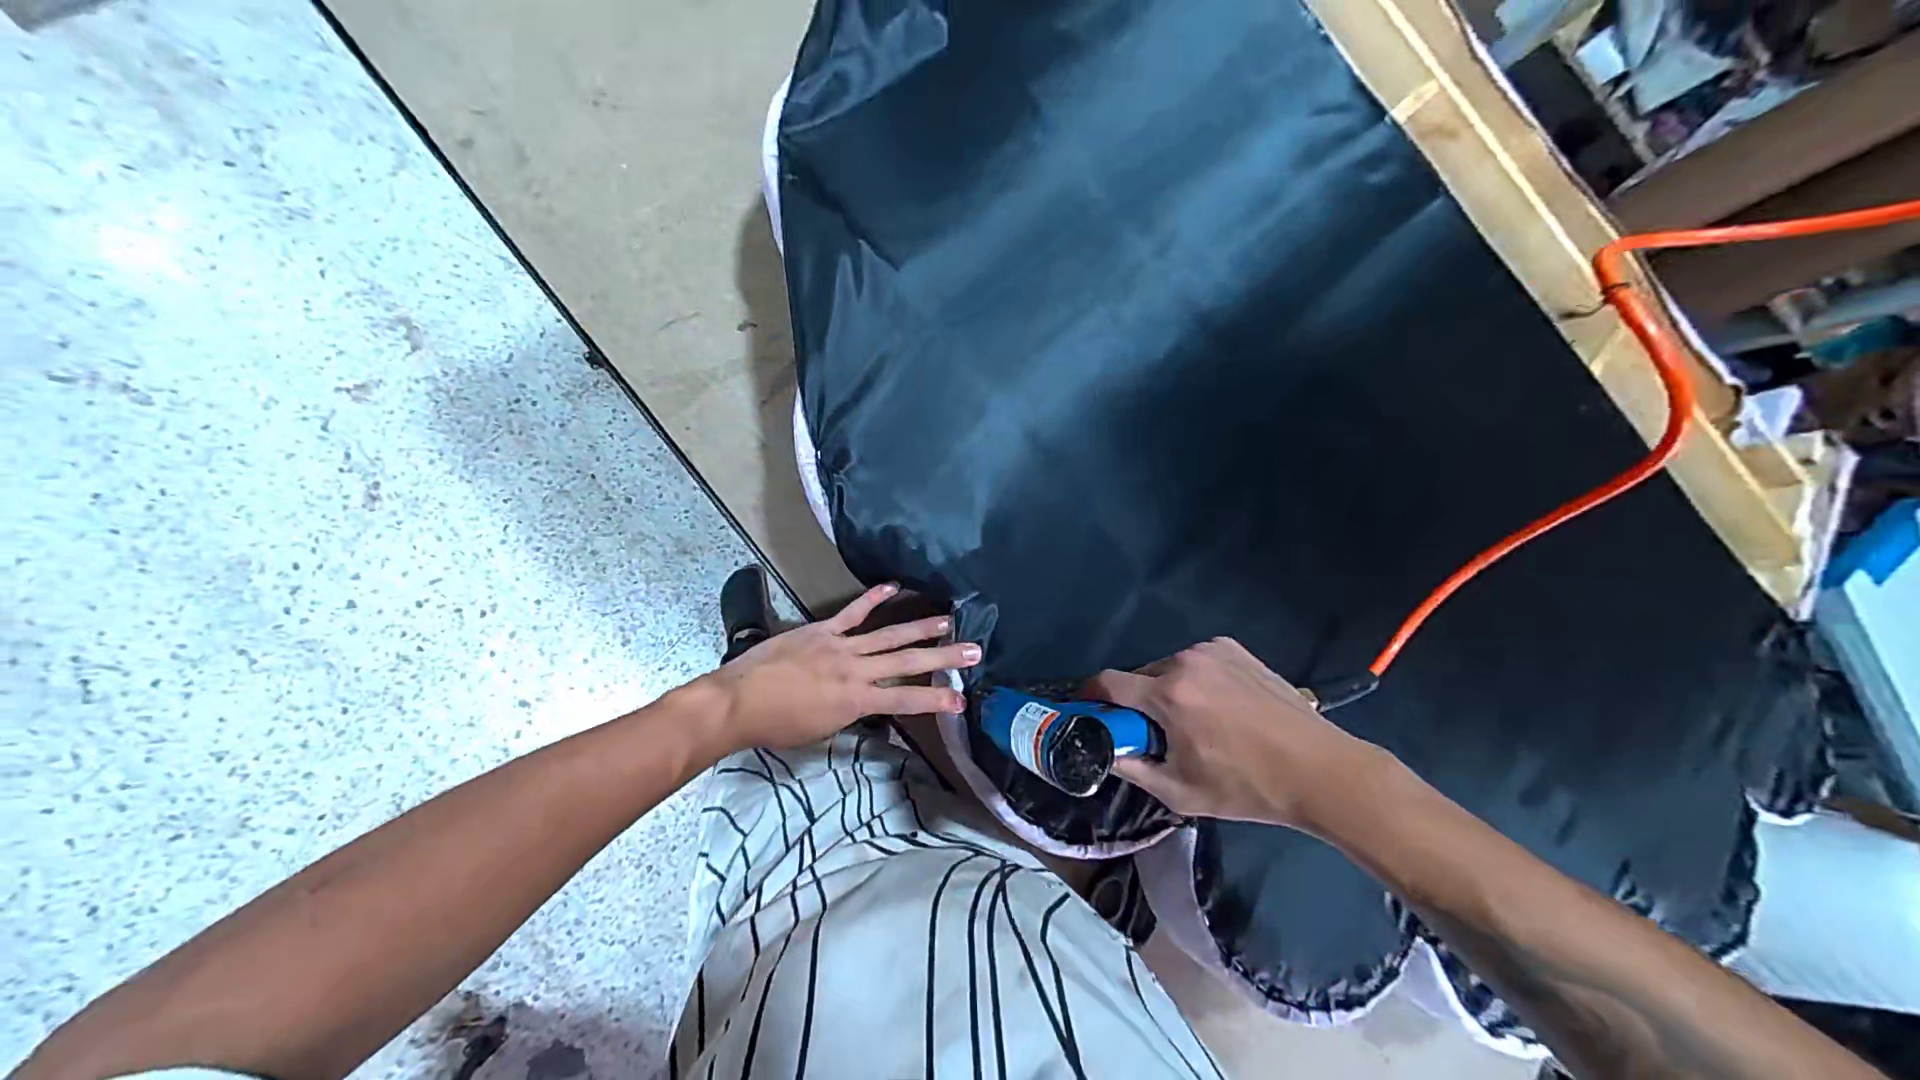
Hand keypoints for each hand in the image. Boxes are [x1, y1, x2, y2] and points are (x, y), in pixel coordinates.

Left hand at [686, 583, 979, 754]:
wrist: (738, 701)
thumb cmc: (777, 725)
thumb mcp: (822, 731)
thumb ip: (850, 715)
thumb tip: (869, 707)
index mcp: (855, 701)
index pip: (905, 701)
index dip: (935, 701)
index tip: (961, 700)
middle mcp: (855, 670)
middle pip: (907, 662)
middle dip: (943, 657)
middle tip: (973, 650)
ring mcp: (840, 646)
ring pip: (888, 635)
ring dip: (920, 626)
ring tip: (948, 619)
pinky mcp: (822, 630)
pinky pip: (852, 612)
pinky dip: (873, 598)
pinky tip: (894, 587)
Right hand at [1088, 637, 1381, 828]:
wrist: (1320, 770)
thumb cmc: (1247, 786)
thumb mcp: (1180, 791)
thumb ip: (1132, 769)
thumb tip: (1103, 753)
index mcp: (1168, 695)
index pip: (1107, 682)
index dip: (1091, 696)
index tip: (1090, 711)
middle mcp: (1186, 661)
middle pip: (1140, 676)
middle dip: (1138, 701)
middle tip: (1156, 732)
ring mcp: (1214, 650)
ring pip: (1169, 668)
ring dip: (1168, 690)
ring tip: (1195, 722)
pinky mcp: (1236, 649)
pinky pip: (1197, 661)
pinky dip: (1196, 679)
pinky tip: (1220, 706)